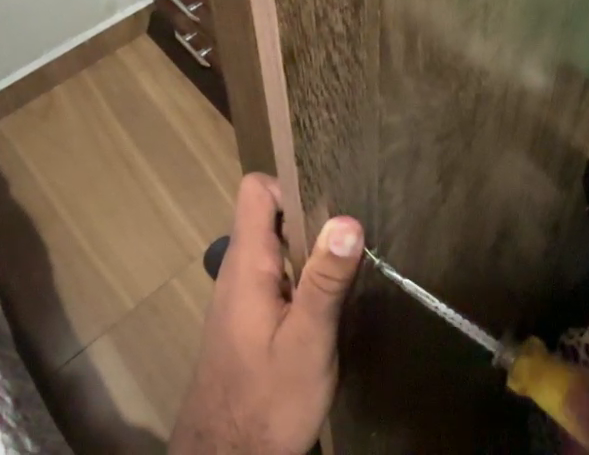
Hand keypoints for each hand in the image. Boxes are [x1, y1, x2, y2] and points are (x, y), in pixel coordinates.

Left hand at [171, 173, 363, 454]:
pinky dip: (301, 279)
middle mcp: (238, 271)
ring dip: (308, 253)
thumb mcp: (307, 342)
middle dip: (310, 221)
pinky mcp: (247, 320)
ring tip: (346, 271)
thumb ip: (325, 281)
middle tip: (350, 243)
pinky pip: (275, 278)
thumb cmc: (268, 401)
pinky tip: (327, 306)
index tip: (331, 207)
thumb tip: (348, 219)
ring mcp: (240, 297)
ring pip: (274, 249)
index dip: (291, 186)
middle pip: (268, 217)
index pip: (256, 190)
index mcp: (247, 264)